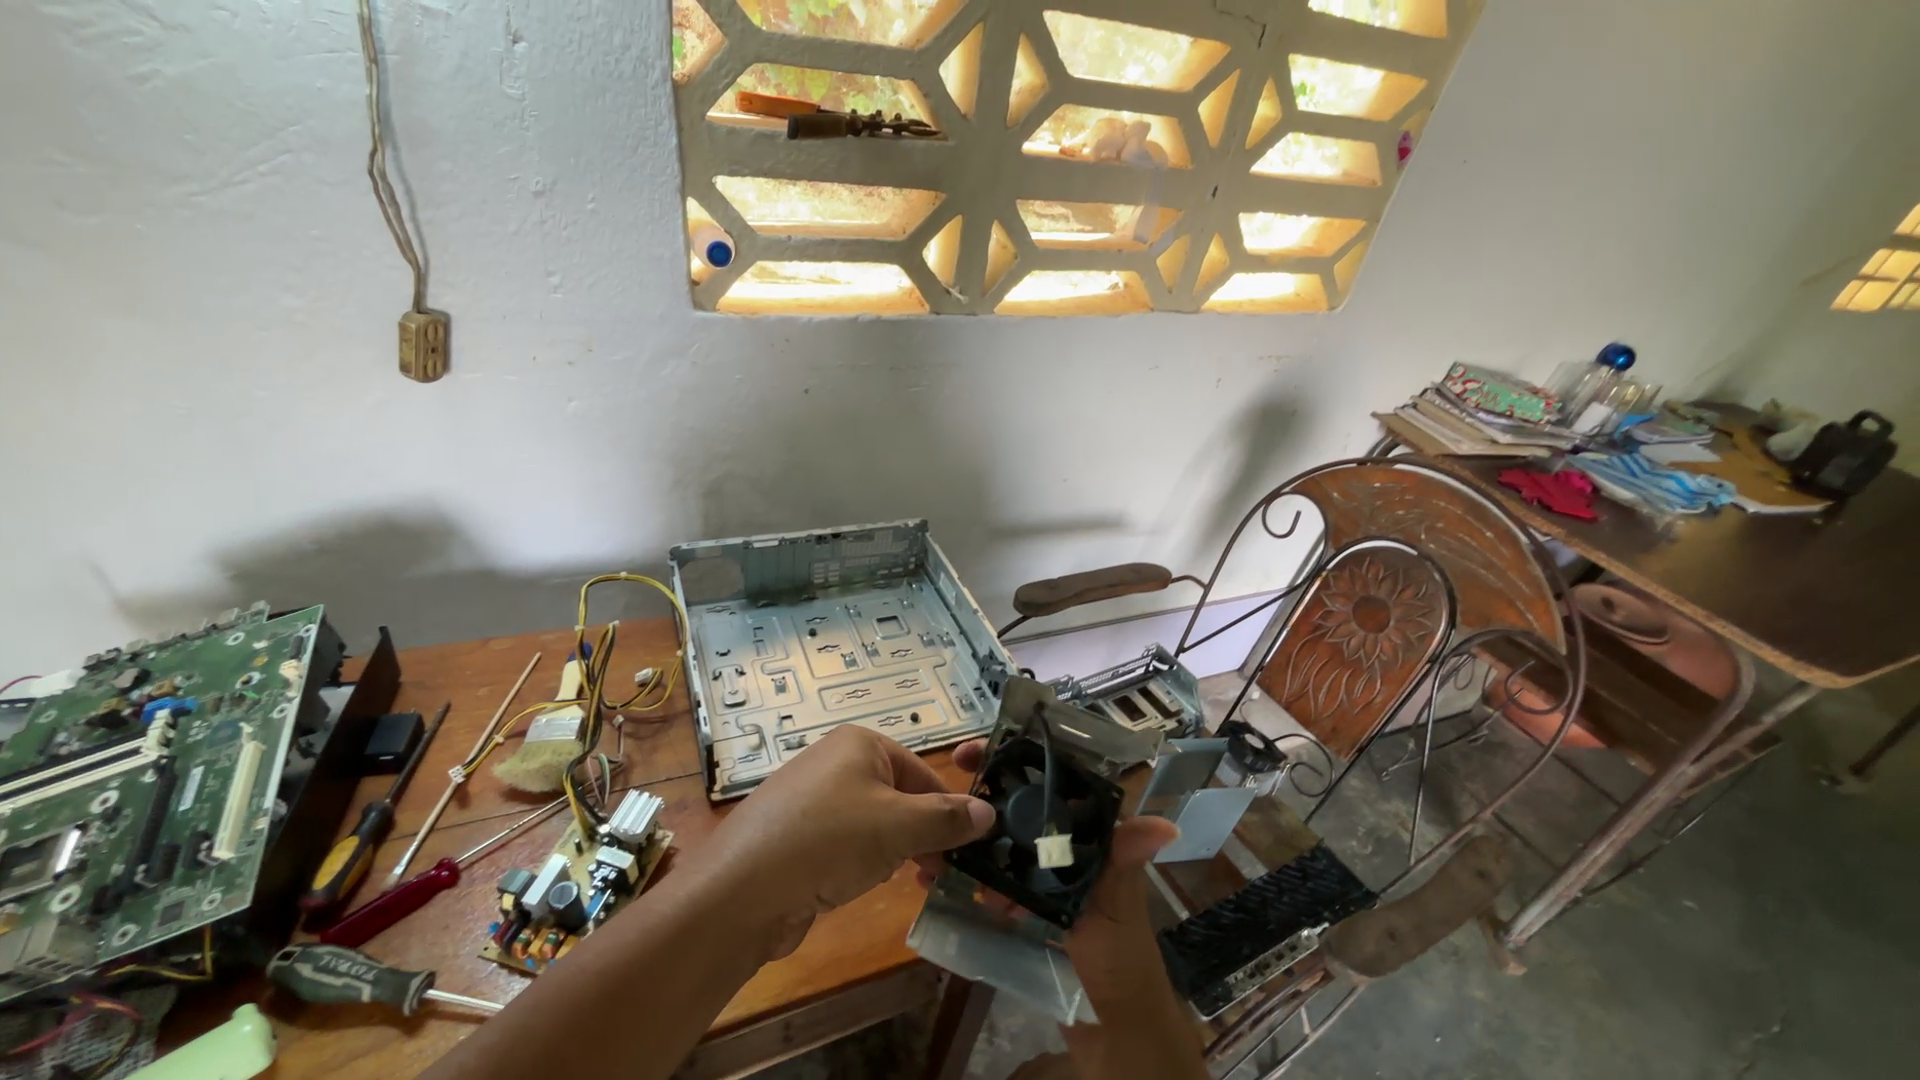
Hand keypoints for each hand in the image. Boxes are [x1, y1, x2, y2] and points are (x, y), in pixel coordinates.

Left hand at [691, 726, 995, 958]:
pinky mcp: (794, 834)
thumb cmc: (828, 841)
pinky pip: (843, 842)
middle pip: (899, 797)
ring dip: (895, 851)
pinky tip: (860, 884)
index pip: (924, 773)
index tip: (964, 851)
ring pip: (873, 822)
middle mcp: (834, 762)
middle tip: (938, 874)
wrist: (741, 891)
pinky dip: (860, 861)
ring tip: (905, 881)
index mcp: (860, 744)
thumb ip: (947, 819)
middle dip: (922, 835)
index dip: (948, 811)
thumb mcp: (899, 827)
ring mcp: (810, 798)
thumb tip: (988, 812)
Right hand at [936, 739, 1205, 1079]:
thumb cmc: (1121, 958)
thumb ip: (1123, 864)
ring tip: (927, 846)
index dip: (1015, 761)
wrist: (1112, 1027)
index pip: (1050, 783)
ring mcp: (1038, 880)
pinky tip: (930, 882)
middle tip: (937, 795)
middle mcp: (1061, 850)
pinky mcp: (1020, 911)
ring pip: (996, 846)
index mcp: (1088, 836)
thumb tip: (1165, 827)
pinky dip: (961, 881)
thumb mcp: (1118, 906)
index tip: (976, 751)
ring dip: (962, 842)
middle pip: (1015, 810)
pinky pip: (986, 886)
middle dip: (978, 801)